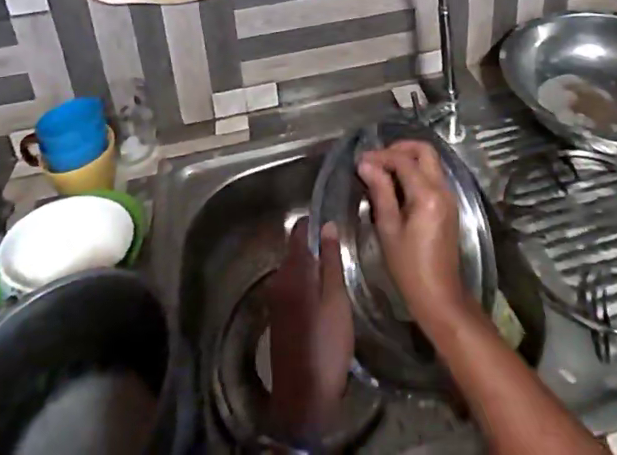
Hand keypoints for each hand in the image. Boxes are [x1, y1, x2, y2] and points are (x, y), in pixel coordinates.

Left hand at [265, 217, 353, 444]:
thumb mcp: (336, 300)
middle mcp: (278, 279)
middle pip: (296, 250)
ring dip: (312, 267)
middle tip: (341, 249)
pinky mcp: (278, 315)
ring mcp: (275, 298)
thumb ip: (331, 261)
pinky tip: (323, 296)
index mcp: (293, 271)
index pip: (299, 232)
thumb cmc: (326, 345)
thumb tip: (326, 225)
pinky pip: (292, 286)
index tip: (333, 219)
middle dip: (316, 246)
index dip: (315, 222)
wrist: (303, 397)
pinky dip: (307, 284)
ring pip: (295, 270)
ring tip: (337, 272)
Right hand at [357, 140, 475, 333]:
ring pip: (430, 162)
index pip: (403, 160)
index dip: (380, 156)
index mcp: (427, 194)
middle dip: (399, 149)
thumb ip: (380, 191)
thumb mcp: (388, 228)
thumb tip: (366, 164)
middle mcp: (442, 189)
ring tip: (381, 172)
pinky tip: (394, 186)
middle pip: (424, 151)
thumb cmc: (409, 266)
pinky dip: (414, 173)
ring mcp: (448, 197)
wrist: (439, 296)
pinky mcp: (448, 206)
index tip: (360, 161)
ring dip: (407, 160)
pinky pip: (432, 176)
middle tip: (376, 160)